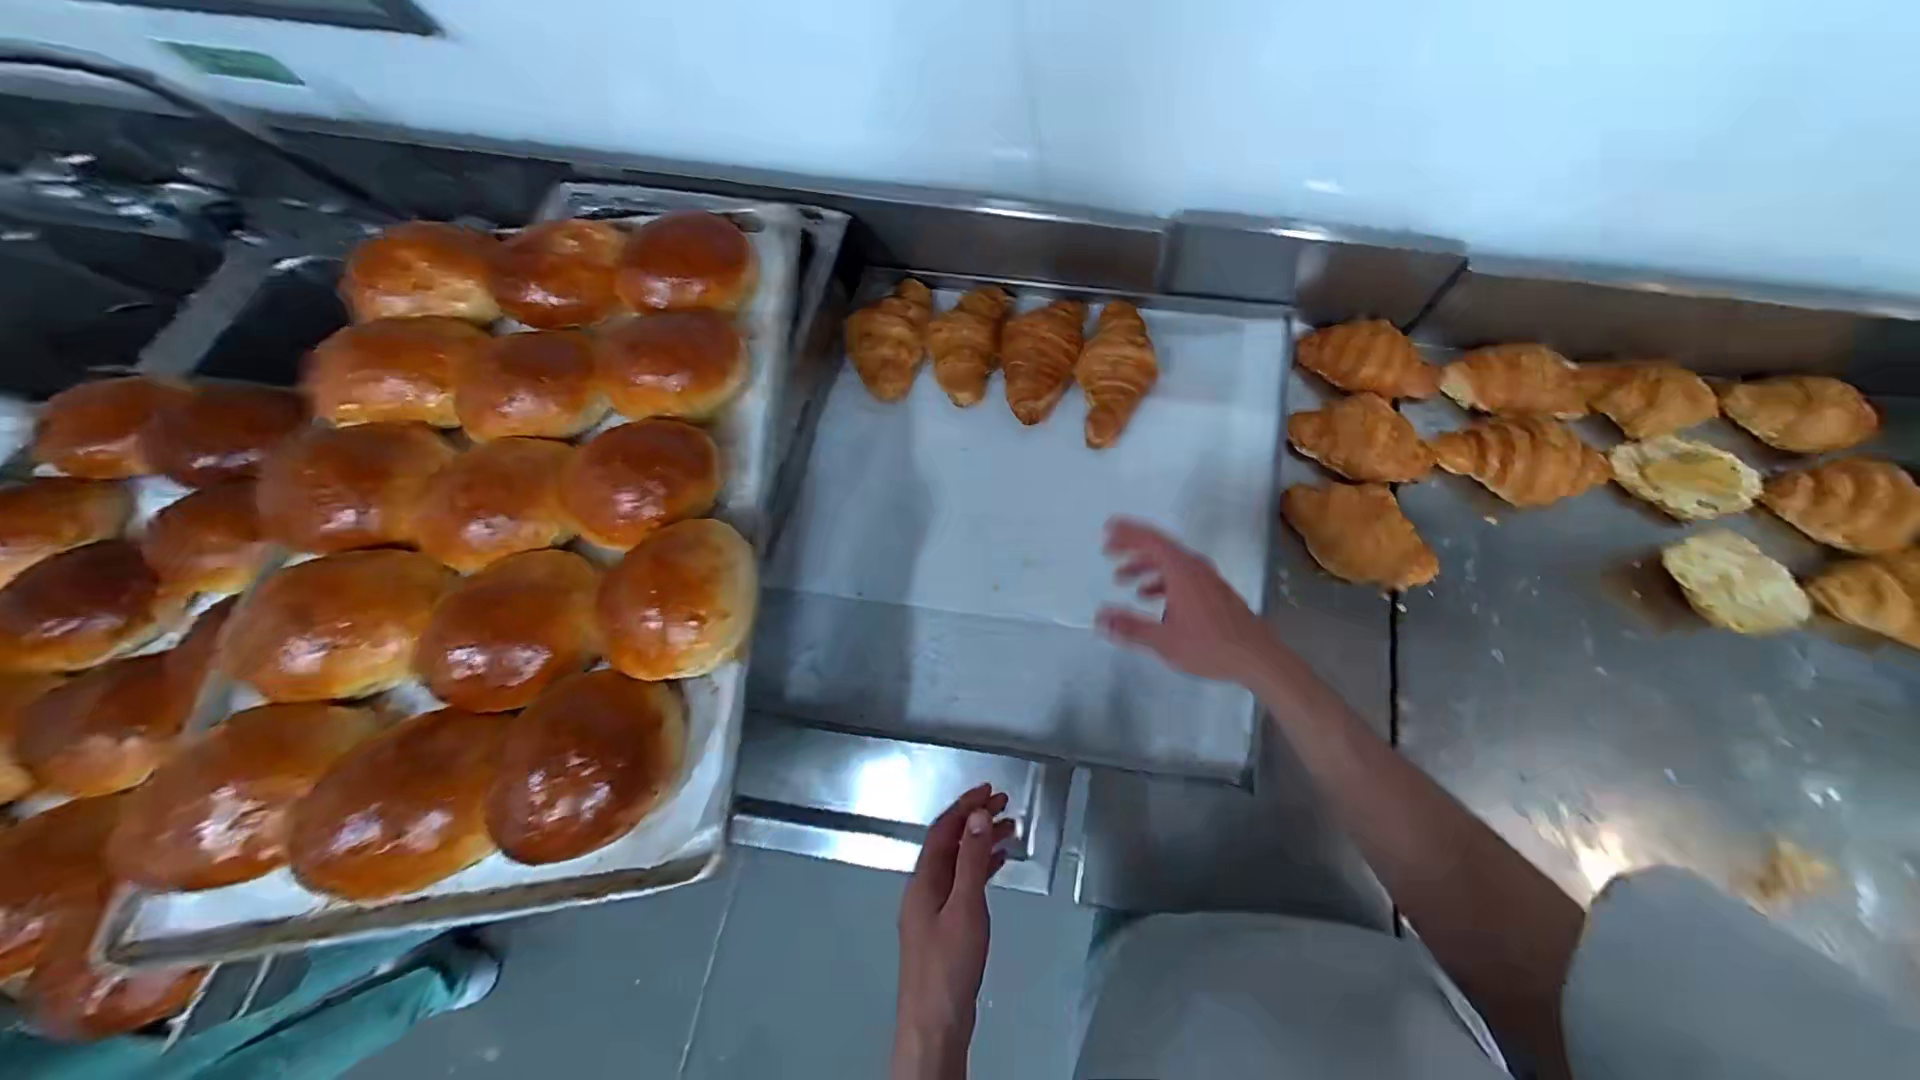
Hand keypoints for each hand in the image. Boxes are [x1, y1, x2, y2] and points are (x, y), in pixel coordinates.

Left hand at [893, 784, 1014, 1079]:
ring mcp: (932, 909)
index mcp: (923, 880)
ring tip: (1008, 827)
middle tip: (1003, 803)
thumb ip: (972, 861)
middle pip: (949, 843)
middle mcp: (924, 889)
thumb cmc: (949, 966)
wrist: (935, 1025)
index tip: (988, 790)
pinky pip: (963, 882)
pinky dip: (980, 868)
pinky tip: (997, 864)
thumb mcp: (965, 907)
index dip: (964, 806)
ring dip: (980, 842)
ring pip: (958, 862)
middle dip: (974, 819)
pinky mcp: (944, 927)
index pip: (943, 830)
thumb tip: (977, 817)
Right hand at [1096, 517, 1273, 683]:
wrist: (1259, 659)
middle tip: (1107, 552)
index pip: (1150, 540)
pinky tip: (1151, 599)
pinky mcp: (1215, 593)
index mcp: (1182, 571)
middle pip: (1159, 547)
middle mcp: (1196, 568)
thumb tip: (1099, 619)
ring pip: (1170, 563)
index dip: (1126, 533)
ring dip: (1145, 566)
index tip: (1107, 530)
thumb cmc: (1210, 647)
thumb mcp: (1163, 641)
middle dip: (1131, 548)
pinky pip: (1181, 576)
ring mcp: (1208, 580)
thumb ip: (1129, 627)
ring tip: (1122, 579)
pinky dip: (1161, 580)